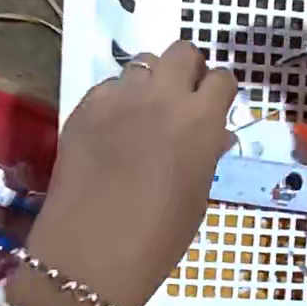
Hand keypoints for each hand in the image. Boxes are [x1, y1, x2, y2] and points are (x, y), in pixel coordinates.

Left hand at [22, 42, 235, 305]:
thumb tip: (213, 136)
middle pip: (182, 52)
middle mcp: (163, 97)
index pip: (222, 78)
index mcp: (202, 121)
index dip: (220, 92)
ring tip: (145, 114)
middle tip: (183, 99)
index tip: (215, 107)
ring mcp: (119, 98)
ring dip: (151, 82)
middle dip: (189, 70)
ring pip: (142, 64)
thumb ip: (207, 154)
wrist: (93, 254)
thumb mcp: (198, 195)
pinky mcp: (84, 107)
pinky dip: (117, 100)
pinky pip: (108, 87)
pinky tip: (112, 130)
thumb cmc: (160, 236)